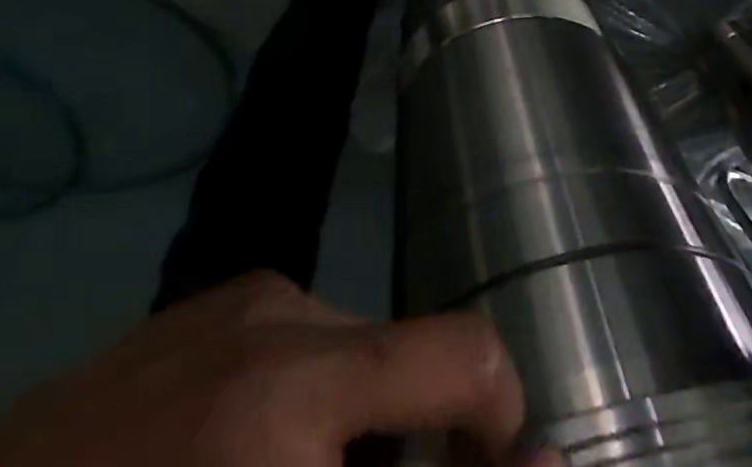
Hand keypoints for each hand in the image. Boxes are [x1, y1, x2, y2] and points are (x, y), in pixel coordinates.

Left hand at [0, 271, 559, 466]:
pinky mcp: (210, 302)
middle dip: (416, 447)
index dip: (501, 421)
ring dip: (358, 427)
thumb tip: (541, 459)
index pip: (465, 357)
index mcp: (292, 388)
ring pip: (361, 352)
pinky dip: (310, 400)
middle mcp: (276, 317)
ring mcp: (239, 301)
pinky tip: (246, 451)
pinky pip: (305, 340)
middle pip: (416, 361)